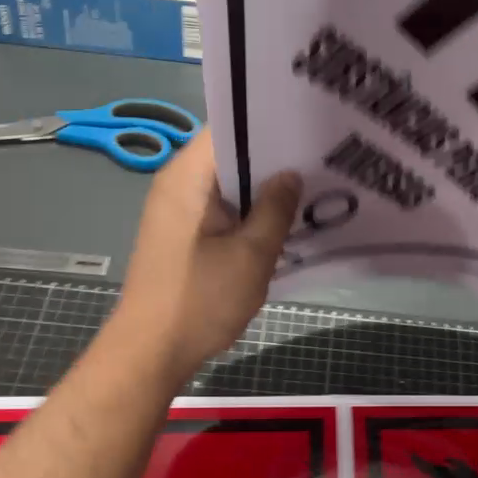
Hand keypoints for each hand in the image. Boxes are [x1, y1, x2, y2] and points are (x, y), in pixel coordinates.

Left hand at [105, 129, 301, 387]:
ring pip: (231, 187)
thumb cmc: (201, 299)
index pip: (230, 127)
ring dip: (266, 191)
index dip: (270, 125)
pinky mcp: (185, 237)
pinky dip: (251, 214)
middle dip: (275, 159)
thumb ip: (275, 209)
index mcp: (187, 176)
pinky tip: (286, 225)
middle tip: (325, 160)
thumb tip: (292, 174)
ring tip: (315, 189)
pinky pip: (224, 212)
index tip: (311, 129)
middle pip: (232, 155)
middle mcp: (178, 185)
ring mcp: (180, 212)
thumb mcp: (252, 255)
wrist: (152, 352)